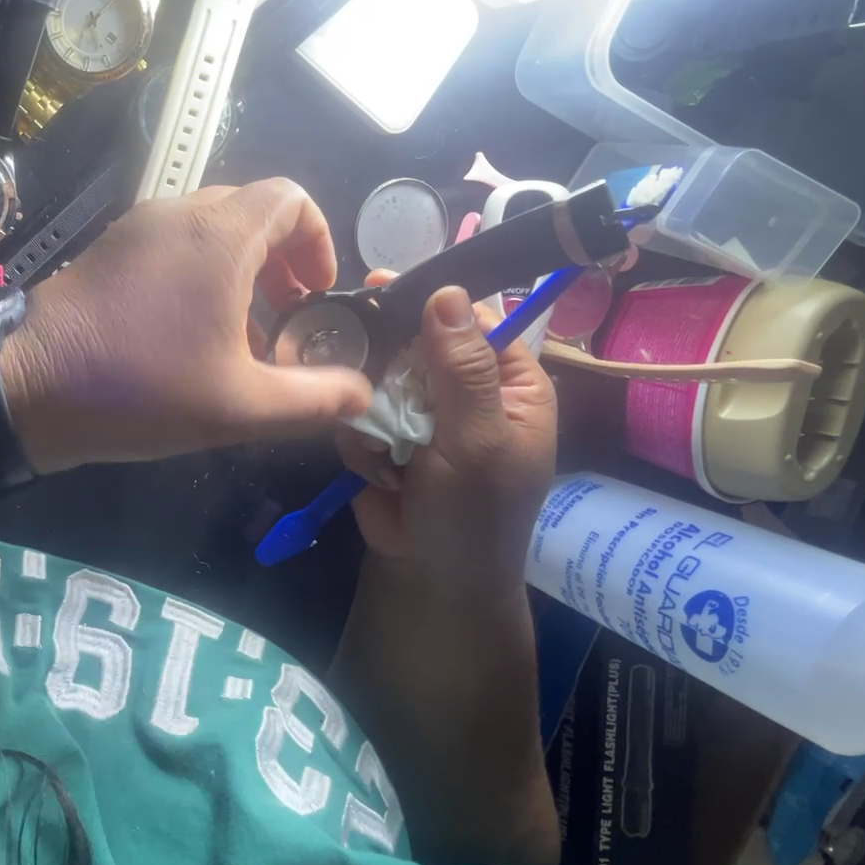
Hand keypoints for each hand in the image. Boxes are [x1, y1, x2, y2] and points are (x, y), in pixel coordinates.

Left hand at [0, 179, 372, 471]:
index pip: (291, 198)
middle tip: (286, 322)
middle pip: (252, 213)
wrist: (26, 388)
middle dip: (282, 263)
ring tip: (241, 340)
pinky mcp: (107, 254)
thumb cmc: (140, 389)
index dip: (319, 241)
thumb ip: (313, 399)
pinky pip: (170, 249)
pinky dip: (198, 278)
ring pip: (209, 233)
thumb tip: (362, 393)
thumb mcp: (240, 406)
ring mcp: (135, 231)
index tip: (316, 296)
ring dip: (240, 275)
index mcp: (218, 234)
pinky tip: (189, 338)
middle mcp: (177, 215)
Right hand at [334, 270, 555, 586]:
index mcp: (506, 383)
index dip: (429, 304)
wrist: (434, 576)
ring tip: (387, 456)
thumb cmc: (475, 512)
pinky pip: (358, 416)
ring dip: (374, 418)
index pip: (471, 321)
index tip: (380, 288)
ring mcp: (421, 414)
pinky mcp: (384, 437)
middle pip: (412, 346)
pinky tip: (378, 473)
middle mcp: (463, 391)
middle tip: (375, 393)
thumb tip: (445, 292)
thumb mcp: (476, 439)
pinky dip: (360, 444)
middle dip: (389, 373)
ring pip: (376, 381)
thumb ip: (461, 368)